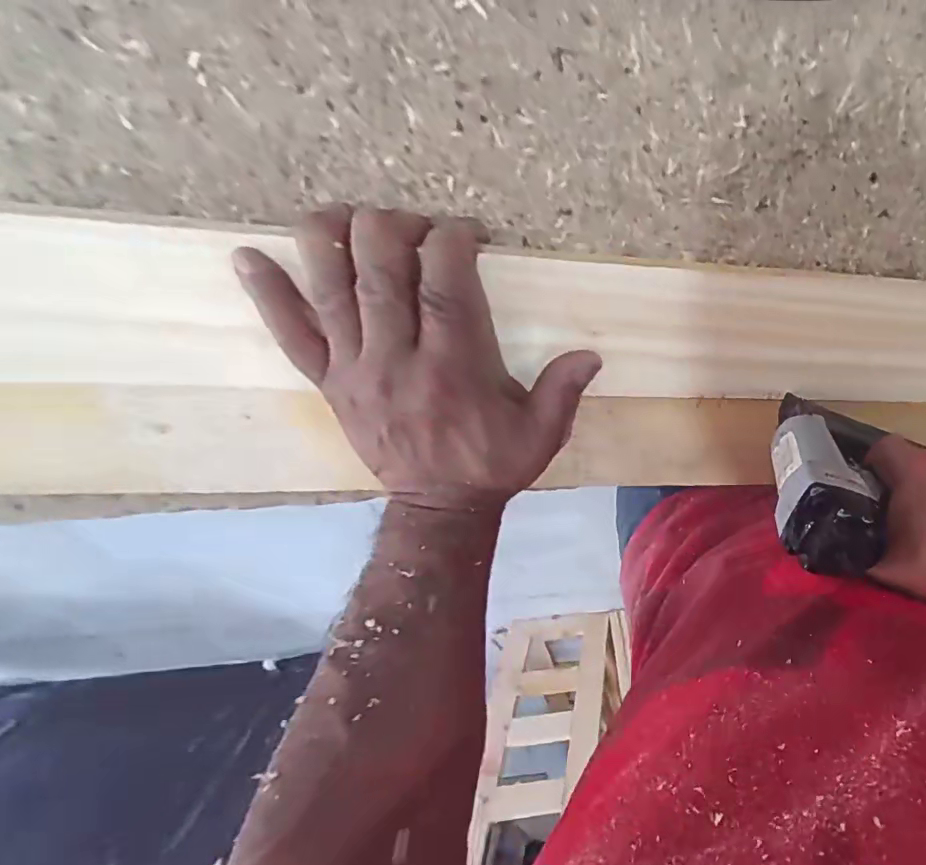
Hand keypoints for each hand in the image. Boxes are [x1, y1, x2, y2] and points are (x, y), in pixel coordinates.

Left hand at [232, 205, 601, 513]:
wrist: (441, 504)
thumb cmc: (496, 464)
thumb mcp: (544, 432)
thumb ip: (563, 390)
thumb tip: (590, 356)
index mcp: (456, 370)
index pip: (445, 290)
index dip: (451, 246)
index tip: (466, 229)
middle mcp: (399, 360)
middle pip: (381, 273)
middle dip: (395, 229)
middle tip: (417, 222)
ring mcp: (356, 368)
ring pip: (330, 289)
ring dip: (332, 240)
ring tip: (347, 215)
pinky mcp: (329, 381)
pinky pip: (289, 333)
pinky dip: (268, 293)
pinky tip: (252, 256)